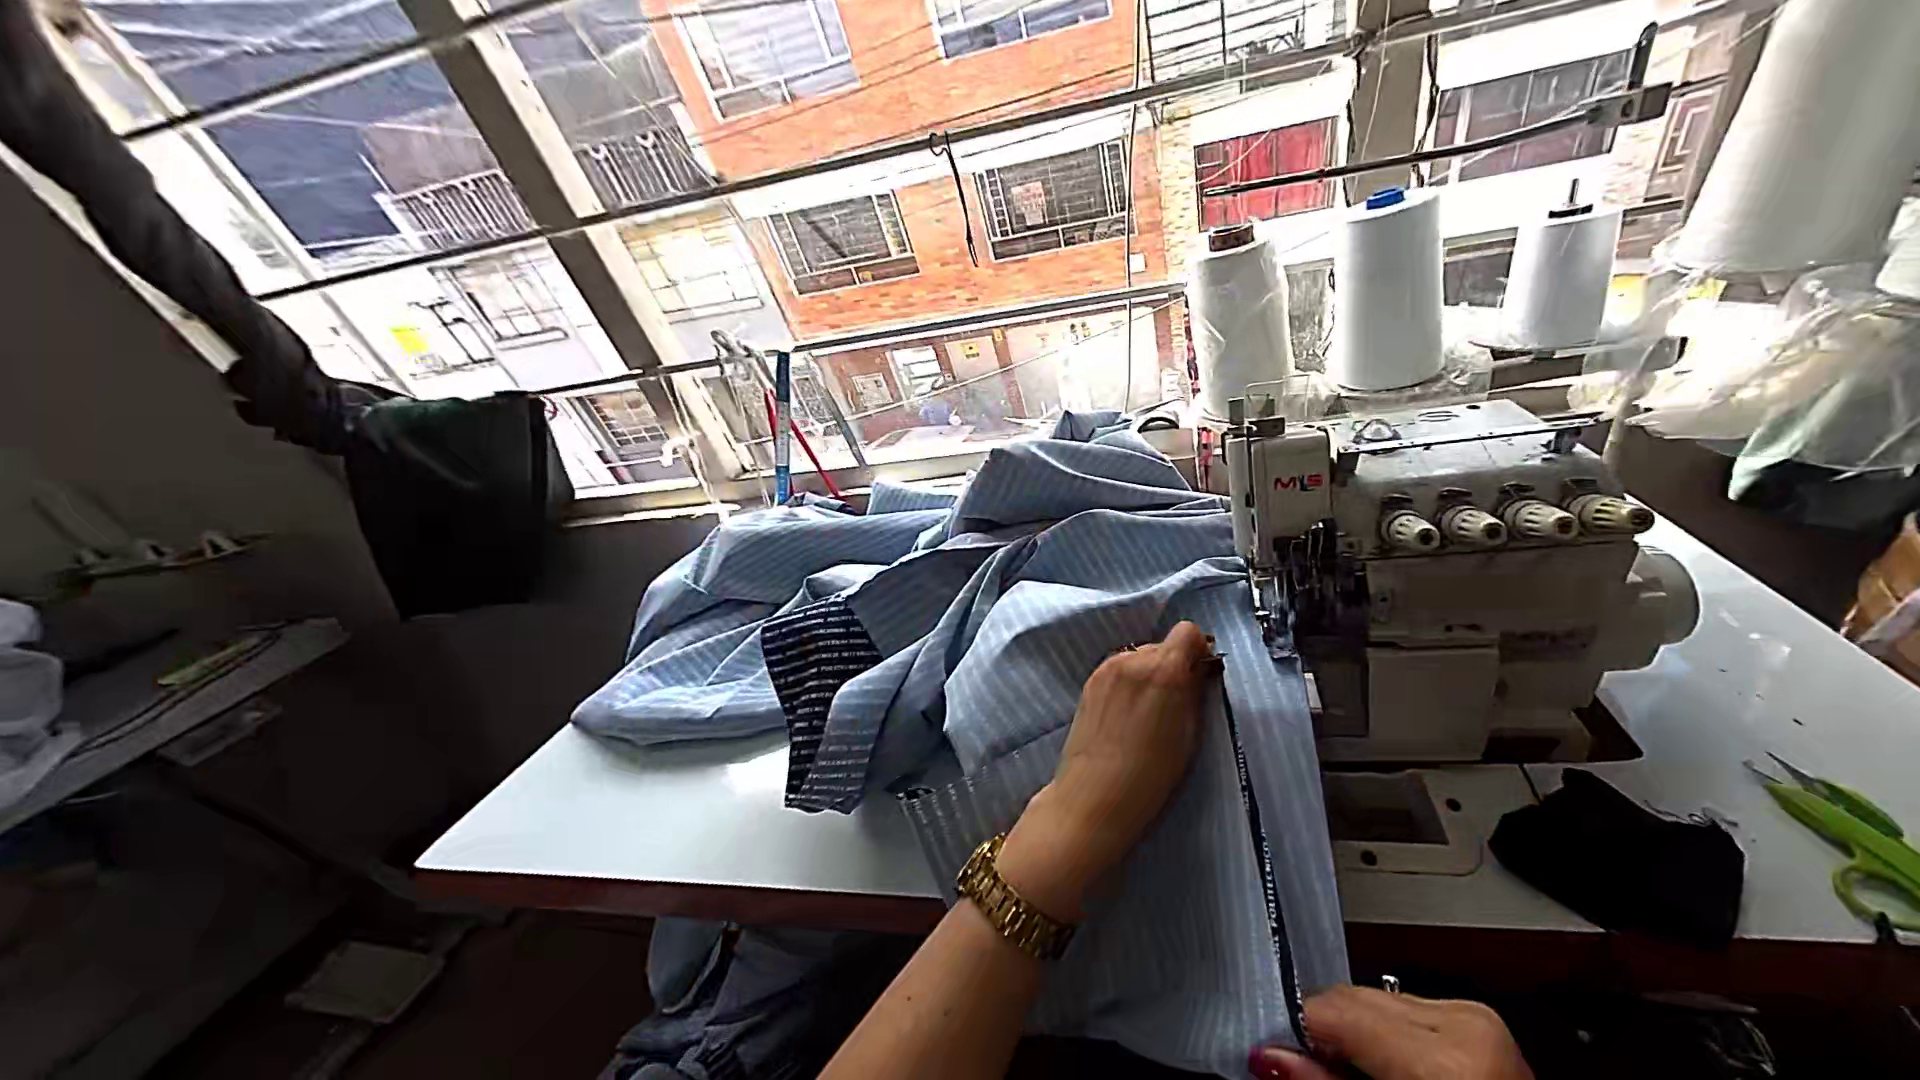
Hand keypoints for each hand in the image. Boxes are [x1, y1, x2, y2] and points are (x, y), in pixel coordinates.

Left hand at [997, 621, 1215, 920]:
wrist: (1095, 794)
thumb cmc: (1151, 774)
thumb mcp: (1189, 734)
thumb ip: (1195, 693)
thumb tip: (1198, 671)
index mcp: (1164, 669)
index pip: (1187, 631)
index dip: (1197, 650)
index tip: (1201, 674)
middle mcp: (1132, 659)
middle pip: (1162, 645)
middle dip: (1174, 665)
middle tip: (1176, 700)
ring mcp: (1106, 669)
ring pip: (1139, 656)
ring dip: (1150, 673)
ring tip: (1150, 711)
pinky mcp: (1089, 681)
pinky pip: (1119, 669)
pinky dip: (1130, 681)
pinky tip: (1128, 714)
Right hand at [1250, 986, 1533, 1079]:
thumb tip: (1269, 1057)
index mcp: (1447, 1061)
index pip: (1333, 1008)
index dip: (1299, 1031)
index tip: (1279, 1055)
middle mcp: (1465, 1025)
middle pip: (1350, 998)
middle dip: (1330, 1034)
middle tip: (1315, 1071)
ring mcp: (1476, 1018)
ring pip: (1373, 998)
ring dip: (1358, 1032)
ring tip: (1362, 1073)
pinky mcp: (1480, 1020)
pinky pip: (1404, 1007)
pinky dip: (1388, 1034)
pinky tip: (1391, 1067)